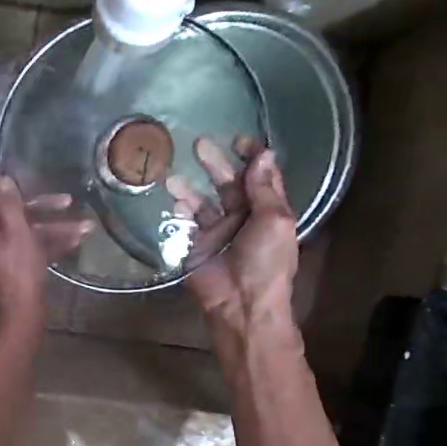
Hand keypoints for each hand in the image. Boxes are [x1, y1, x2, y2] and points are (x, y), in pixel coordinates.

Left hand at [0, 174, 90, 335]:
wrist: (23, 316)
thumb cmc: (19, 273)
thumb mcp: (18, 234)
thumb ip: (10, 205)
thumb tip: (3, 178)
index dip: (1, 176)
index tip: (17, 160)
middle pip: (12, 212)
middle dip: (42, 205)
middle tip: (67, 199)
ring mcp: (3, 253)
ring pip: (28, 230)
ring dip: (56, 227)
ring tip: (87, 226)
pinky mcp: (17, 267)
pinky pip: (34, 247)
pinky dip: (53, 243)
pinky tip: (79, 240)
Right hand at [171, 139, 301, 346]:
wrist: (241, 304)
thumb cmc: (266, 263)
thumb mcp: (274, 221)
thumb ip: (264, 188)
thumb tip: (263, 154)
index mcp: (269, 211)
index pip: (262, 177)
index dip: (252, 157)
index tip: (237, 140)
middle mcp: (244, 218)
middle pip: (229, 184)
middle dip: (215, 164)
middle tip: (198, 144)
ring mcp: (220, 232)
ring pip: (204, 202)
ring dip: (190, 187)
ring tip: (172, 175)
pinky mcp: (198, 246)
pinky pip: (188, 222)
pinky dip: (181, 210)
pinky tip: (175, 201)